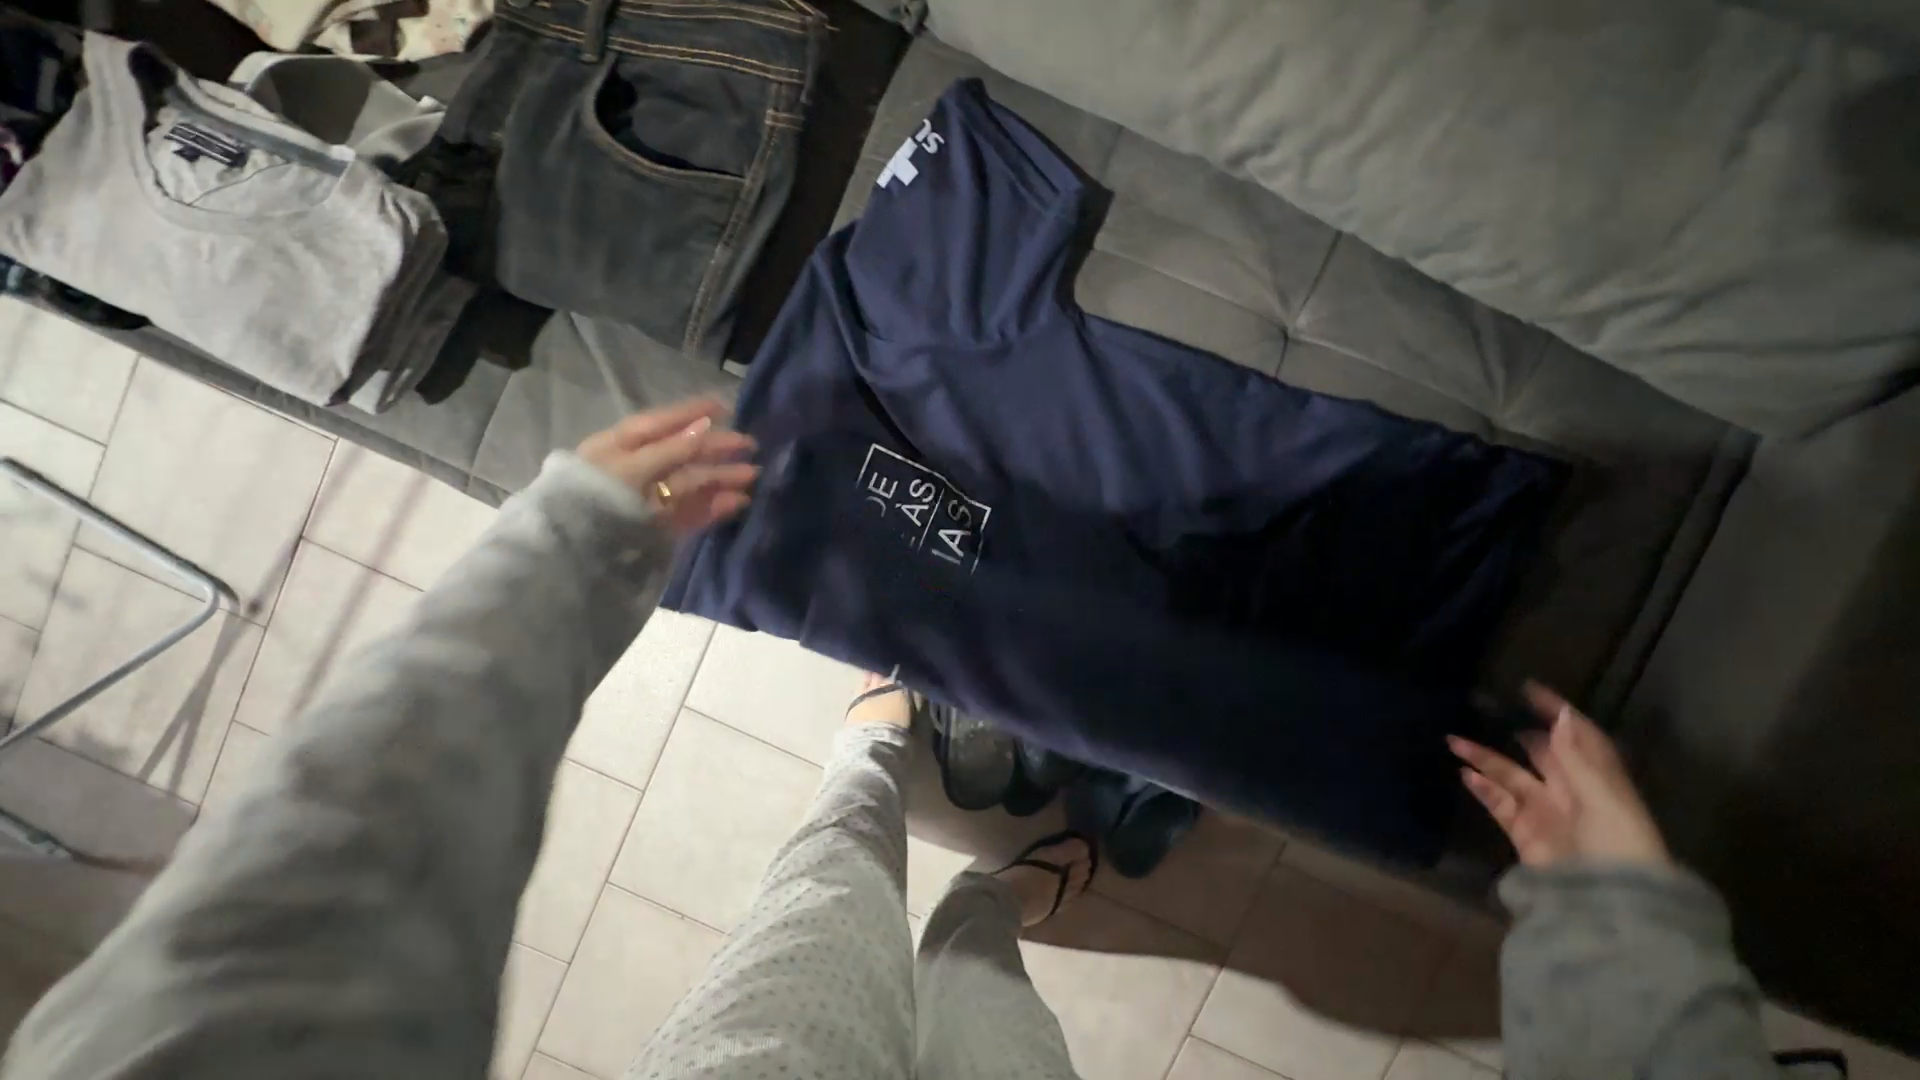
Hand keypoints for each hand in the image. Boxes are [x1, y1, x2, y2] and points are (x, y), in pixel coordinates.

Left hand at [576, 397, 757, 537]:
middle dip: (716, 448)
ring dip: (722, 477)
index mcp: (621, 447)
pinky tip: (738, 502)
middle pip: (682, 453)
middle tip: (751, 446)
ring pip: (691, 482)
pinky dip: (715, 505)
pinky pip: (691, 511)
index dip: (691, 413)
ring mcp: (650, 499)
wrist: (573, 555)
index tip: (726, 407)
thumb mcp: (631, 467)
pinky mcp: (660, 527)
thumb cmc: (596, 499)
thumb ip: (670, 449)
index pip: (661, 423)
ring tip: (752, 477)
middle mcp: (636, 469)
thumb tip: (706, 425)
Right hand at [1448, 682, 1670, 868]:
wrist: (1610, 904)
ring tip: (1454, 742)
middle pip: (1543, 755)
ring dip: (1485, 758)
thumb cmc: (1618, 845)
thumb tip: (1561, 715)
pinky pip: (1500, 804)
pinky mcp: (1525, 833)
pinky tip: (1466, 775)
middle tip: (1489, 712)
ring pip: (1511, 777)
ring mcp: (1547, 814)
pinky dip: (1483, 789)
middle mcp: (1572, 794)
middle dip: (1518, 734)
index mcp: (1599, 782)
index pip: (1579, 738)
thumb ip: (1576, 759)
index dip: (1558, 714)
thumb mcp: (1602, 799)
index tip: (1529, 689)